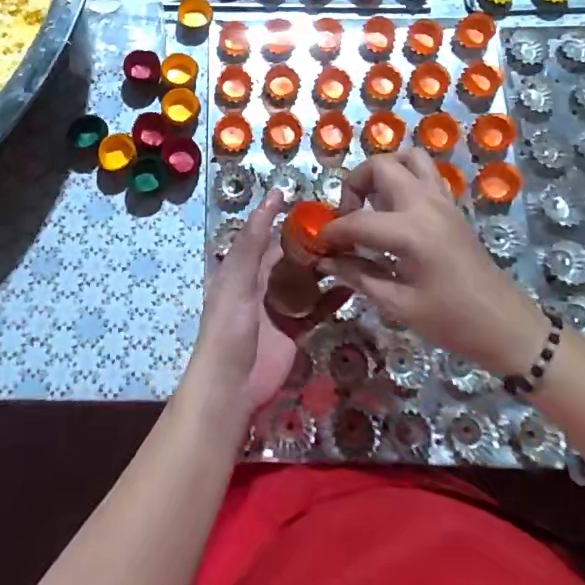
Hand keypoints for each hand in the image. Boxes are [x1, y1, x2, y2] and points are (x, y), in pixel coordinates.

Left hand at [182, 191, 350, 424]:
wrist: (232, 386)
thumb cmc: (229, 328)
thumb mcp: (238, 279)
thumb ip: (254, 242)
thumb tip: (271, 198)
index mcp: (241, 268)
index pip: (266, 236)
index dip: (287, 221)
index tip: (315, 204)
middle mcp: (259, 283)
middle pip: (289, 258)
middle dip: (312, 244)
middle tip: (346, 228)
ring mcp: (278, 307)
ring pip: (305, 281)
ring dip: (325, 269)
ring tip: (355, 252)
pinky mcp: (294, 330)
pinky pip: (316, 309)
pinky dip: (332, 299)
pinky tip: (354, 286)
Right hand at [316, 148, 548, 374]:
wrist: (508, 327)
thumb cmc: (453, 321)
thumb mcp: (399, 305)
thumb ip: (358, 276)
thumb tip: (326, 262)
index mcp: (412, 232)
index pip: (357, 221)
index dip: (332, 233)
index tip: (318, 247)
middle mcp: (426, 205)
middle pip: (381, 167)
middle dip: (354, 186)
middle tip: (348, 219)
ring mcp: (443, 201)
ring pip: (408, 158)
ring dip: (383, 172)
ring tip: (372, 203)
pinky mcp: (453, 207)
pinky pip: (425, 173)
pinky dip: (404, 179)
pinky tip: (395, 209)